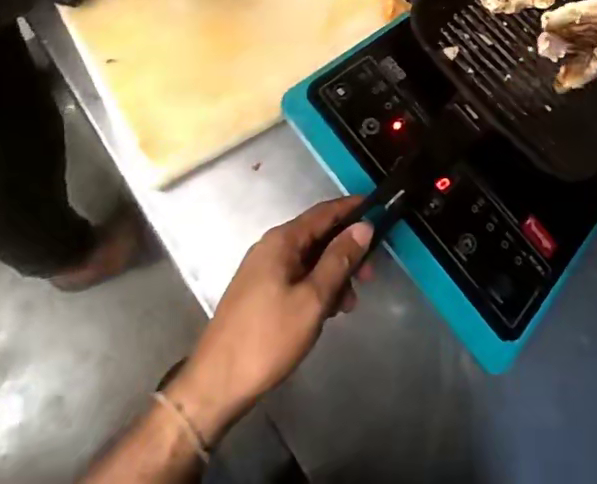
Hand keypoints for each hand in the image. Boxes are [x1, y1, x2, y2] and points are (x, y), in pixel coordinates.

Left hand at [169, 197, 373, 439]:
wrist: (215, 386)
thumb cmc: (268, 338)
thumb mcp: (313, 299)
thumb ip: (339, 259)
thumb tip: (364, 226)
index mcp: (282, 241)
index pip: (324, 212)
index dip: (353, 209)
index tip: (381, 210)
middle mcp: (271, 248)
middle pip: (318, 236)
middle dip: (347, 251)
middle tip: (369, 275)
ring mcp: (263, 271)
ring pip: (310, 260)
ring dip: (334, 275)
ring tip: (348, 304)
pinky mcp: (260, 293)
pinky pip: (298, 277)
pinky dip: (317, 288)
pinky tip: (327, 312)